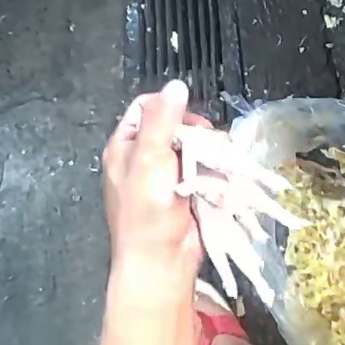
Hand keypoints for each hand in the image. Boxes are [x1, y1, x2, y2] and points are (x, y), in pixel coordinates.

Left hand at [102, 80, 210, 303]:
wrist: (161, 260)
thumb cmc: (147, 209)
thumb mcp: (151, 157)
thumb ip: (164, 120)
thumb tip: (176, 84)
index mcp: (125, 146)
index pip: (147, 108)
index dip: (170, 108)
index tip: (190, 120)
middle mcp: (144, 158)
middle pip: (177, 126)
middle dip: (197, 133)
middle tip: (207, 145)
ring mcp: (166, 176)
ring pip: (196, 147)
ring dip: (210, 154)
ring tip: (216, 167)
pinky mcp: (186, 192)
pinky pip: (205, 169)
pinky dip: (214, 172)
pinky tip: (219, 181)